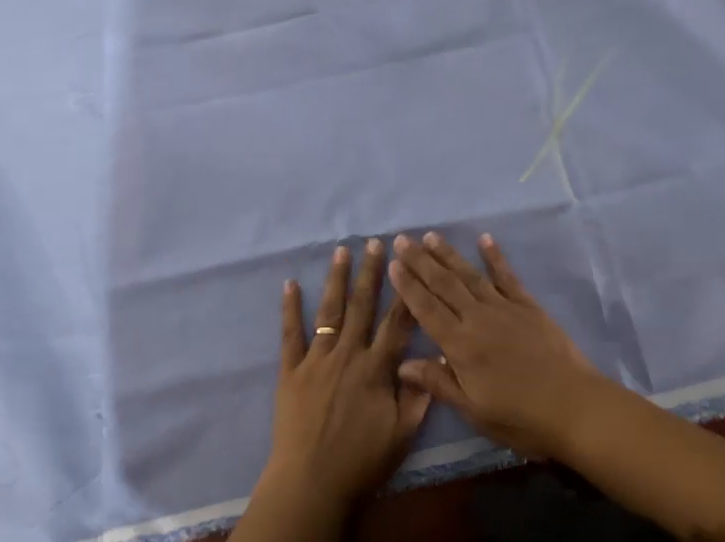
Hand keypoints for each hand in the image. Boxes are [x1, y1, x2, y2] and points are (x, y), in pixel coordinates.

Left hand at [262, 240, 430, 508]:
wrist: (311, 482)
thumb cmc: (361, 461)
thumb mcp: (402, 434)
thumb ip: (418, 395)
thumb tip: (435, 358)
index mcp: (377, 368)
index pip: (396, 322)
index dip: (404, 291)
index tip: (410, 263)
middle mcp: (348, 354)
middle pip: (362, 306)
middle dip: (370, 272)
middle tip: (375, 242)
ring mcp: (317, 359)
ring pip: (329, 311)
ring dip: (336, 279)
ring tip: (341, 250)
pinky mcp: (291, 370)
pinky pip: (290, 333)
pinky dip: (289, 308)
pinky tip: (289, 284)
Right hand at [389, 232, 607, 459]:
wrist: (573, 406)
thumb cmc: (520, 417)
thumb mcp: (473, 410)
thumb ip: (438, 383)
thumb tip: (402, 363)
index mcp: (460, 346)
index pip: (426, 309)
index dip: (408, 286)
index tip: (393, 263)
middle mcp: (477, 319)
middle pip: (444, 285)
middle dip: (421, 261)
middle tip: (402, 238)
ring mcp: (504, 308)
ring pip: (469, 275)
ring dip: (449, 254)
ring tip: (431, 236)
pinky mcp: (528, 306)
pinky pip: (507, 276)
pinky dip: (494, 257)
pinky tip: (485, 239)